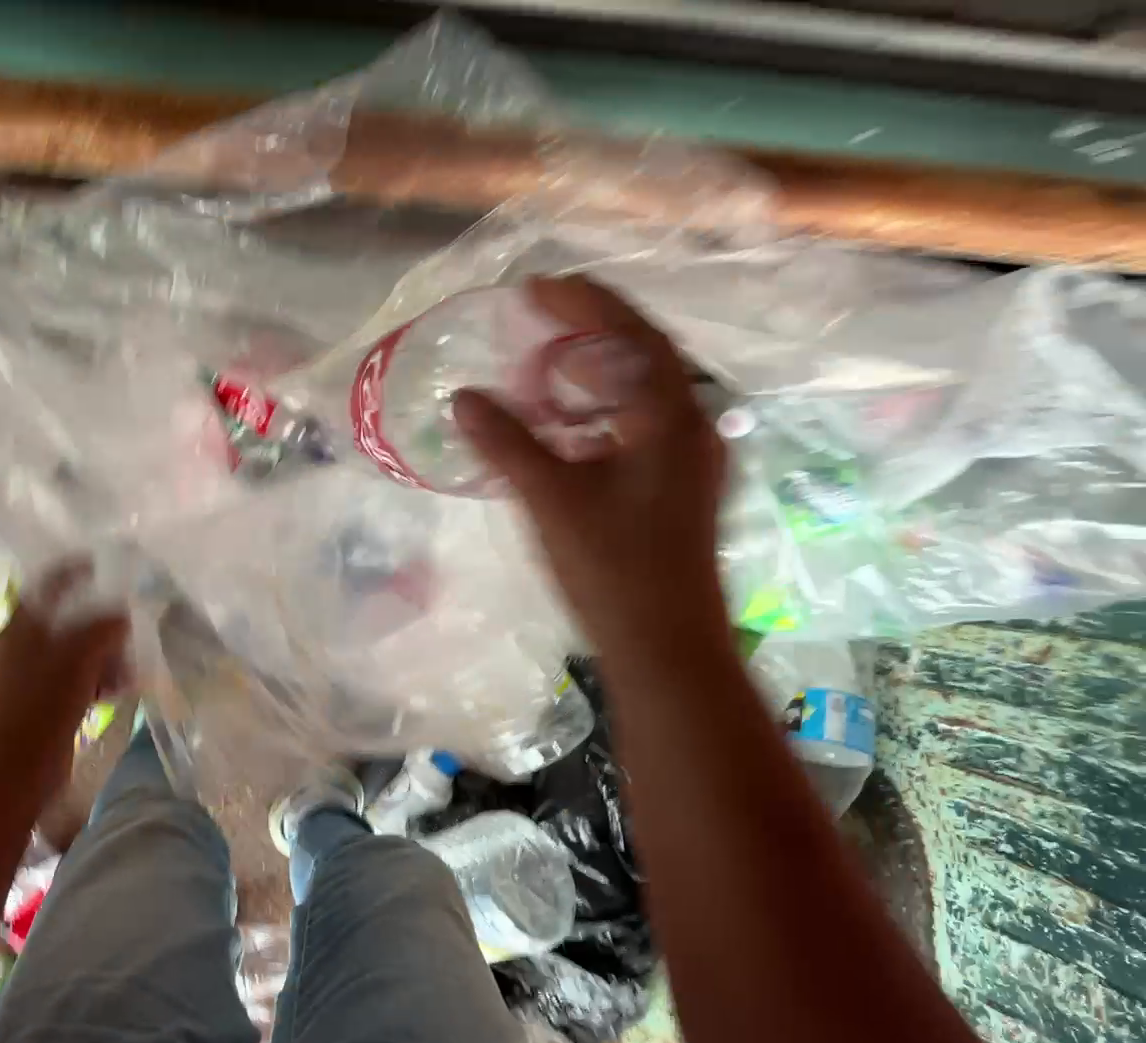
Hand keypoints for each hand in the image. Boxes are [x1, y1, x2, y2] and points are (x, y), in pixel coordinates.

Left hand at [0, 563, 129, 810]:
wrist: (3, 783)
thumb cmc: (36, 714)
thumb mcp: (75, 661)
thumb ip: (101, 629)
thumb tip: (121, 614)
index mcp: (20, 629)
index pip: (48, 585)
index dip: (75, 571)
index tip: (104, 563)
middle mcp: (21, 649)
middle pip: (67, 621)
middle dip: (101, 624)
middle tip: (132, 631)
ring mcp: (28, 681)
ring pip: (73, 654)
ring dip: (102, 657)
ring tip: (128, 671)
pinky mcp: (38, 710)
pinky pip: (73, 683)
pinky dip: (94, 682)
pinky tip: (115, 693)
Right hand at [454, 275, 730, 658]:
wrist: (667, 644)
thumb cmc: (610, 566)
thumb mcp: (548, 497)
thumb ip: (505, 441)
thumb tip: (462, 396)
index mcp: (669, 414)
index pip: (628, 334)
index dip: (580, 305)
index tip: (535, 286)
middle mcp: (692, 424)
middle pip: (641, 354)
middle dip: (587, 331)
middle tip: (534, 319)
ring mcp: (691, 457)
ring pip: (642, 391)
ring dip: (593, 371)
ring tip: (542, 368)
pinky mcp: (679, 484)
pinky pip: (638, 423)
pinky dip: (599, 410)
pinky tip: (564, 426)